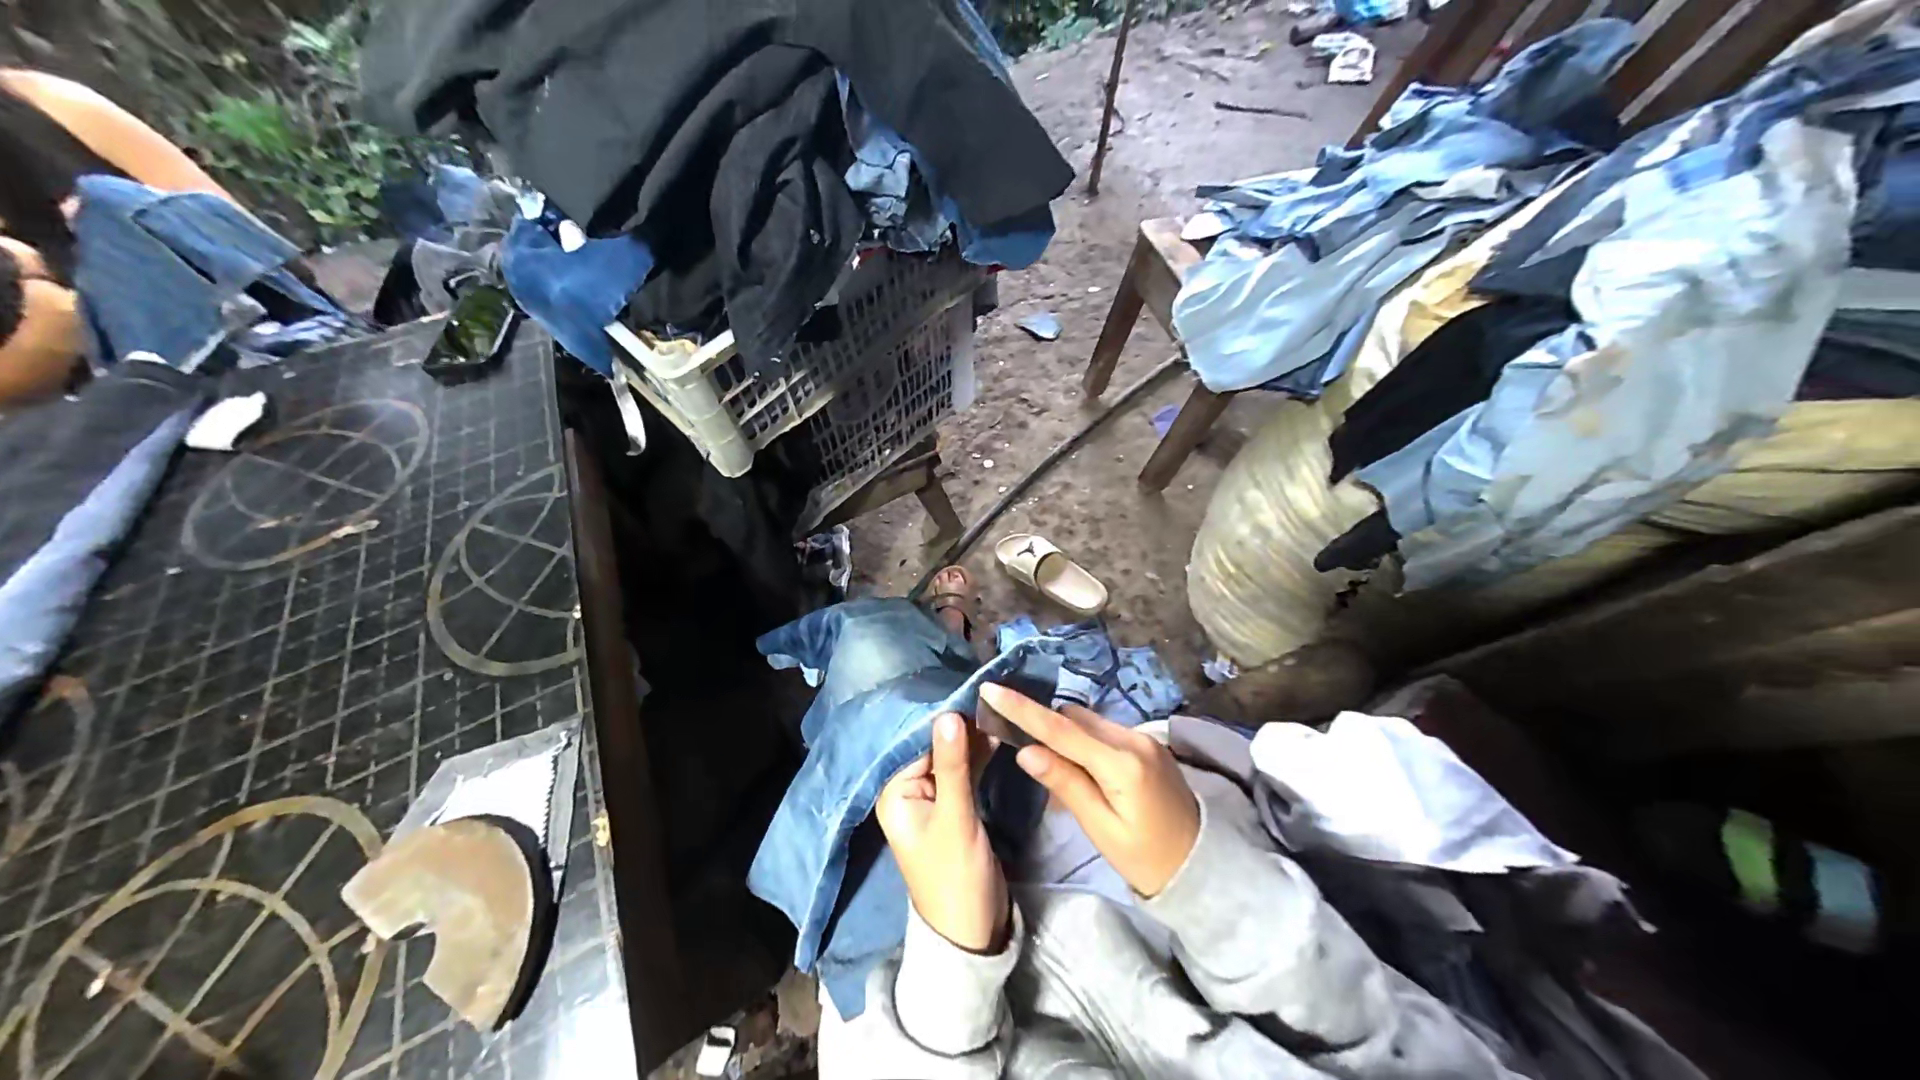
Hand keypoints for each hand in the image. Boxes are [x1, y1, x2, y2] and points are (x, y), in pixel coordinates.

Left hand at [874, 712, 1009, 952]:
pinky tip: (997, 736)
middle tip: (988, 696)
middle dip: (958, 725)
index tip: (969, 691)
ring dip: (971, 738)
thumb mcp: (956, 819)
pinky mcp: (954, 805)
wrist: (974, 932)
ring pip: (951, 757)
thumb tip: (948, 714)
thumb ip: (953, 766)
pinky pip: (963, 772)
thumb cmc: (955, 877)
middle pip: (933, 747)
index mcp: (894, 793)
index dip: (941, 717)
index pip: (916, 742)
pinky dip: (978, 756)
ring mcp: (932, 798)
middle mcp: (908, 790)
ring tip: (997, 711)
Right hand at [982, 683, 1199, 897]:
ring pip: (1089, 721)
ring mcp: (1144, 738)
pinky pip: (1104, 731)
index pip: (1062, 729)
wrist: (1204, 864)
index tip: (991, 689)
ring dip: (1063, 731)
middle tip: (1009, 734)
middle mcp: (1134, 739)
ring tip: (1043, 755)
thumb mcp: (1101, 829)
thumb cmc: (1147, 858)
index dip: (1023, 709)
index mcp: (1122, 763)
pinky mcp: (1148, 743)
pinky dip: (1083, 740)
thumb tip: (1026, 751)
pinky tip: (1076, 764)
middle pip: (1074, 718)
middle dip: (1042, 721)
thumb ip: (1065, 784)